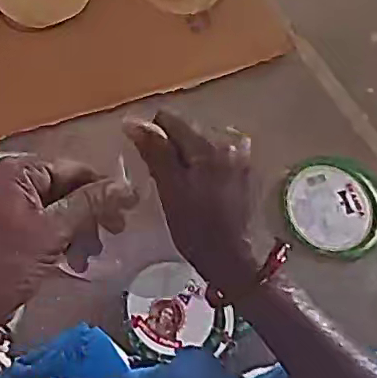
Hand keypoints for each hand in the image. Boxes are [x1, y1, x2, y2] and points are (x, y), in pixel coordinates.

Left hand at [0, 156, 138, 323]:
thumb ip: (90, 204)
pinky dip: (65, 239)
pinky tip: (74, 260)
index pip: (74, 169)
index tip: (127, 212)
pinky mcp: (14, 227)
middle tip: (113, 234)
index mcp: (19, 170)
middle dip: (90, 214)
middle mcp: (15, 180)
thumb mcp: (53, 230)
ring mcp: (13, 204)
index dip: (102, 189)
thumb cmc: (7, 263)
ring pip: (62, 208)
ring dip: (80, 230)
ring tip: (88, 255)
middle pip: (69, 188)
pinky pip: (49, 224)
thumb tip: (127, 187)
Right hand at [124, 110, 263, 296]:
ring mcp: (239, 154)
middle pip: (186, 128)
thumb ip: (154, 151)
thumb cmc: (195, 227)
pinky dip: (201, 164)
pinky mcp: (244, 168)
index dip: (151, 136)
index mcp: (207, 144)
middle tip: (164, 179)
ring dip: (186, 155)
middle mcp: (228, 141)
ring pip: (198, 141)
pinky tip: (199, 187)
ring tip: (181, 185)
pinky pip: (213, 154)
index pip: (169, 119)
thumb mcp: (169, 188)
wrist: (232, 258)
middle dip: (170, 147)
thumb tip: (132, 121)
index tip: (147, 160)